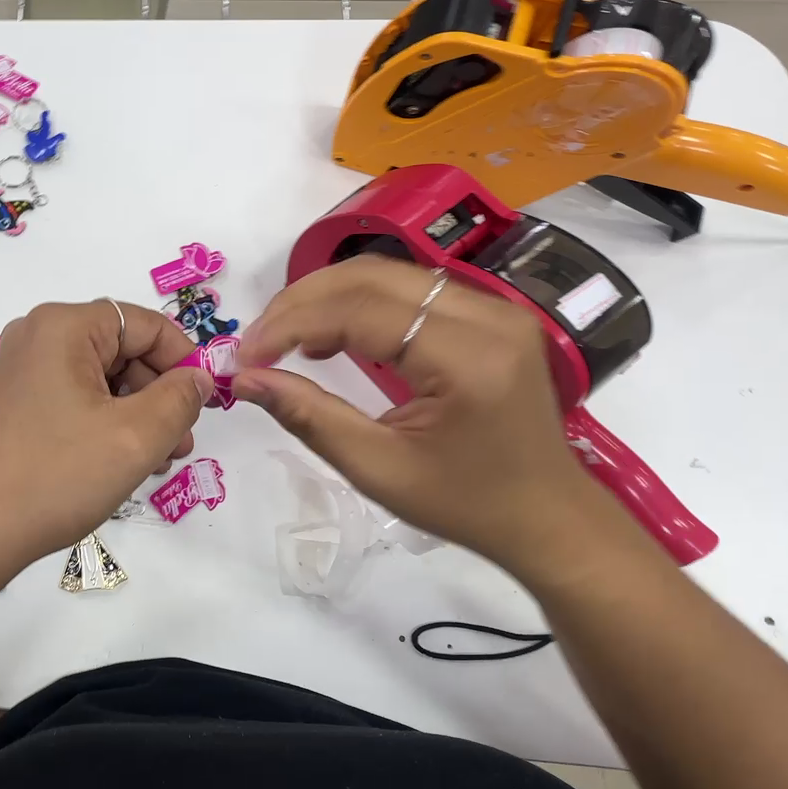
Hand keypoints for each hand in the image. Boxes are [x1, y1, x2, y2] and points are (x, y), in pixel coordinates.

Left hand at [0, 301, 210, 620]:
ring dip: (135, 414)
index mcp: (62, 326)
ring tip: (155, 462)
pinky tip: (120, 463)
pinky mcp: (12, 403)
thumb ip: (180, 399)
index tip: (206, 405)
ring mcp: (19, 371)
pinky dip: (103, 423)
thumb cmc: (56, 476)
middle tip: (180, 444)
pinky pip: (73, 398)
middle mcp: (35, 336)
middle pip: (121, 349)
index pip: (145, 324)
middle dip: (159, 394)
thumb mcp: (136, 437)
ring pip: (99, 378)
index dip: (185, 360)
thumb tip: (198, 378)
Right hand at [233, 256, 608, 570]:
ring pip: (385, 273)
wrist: (546, 515)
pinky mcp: (487, 314)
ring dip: (322, 298)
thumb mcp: (376, 469)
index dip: (290, 325)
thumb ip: (308, 415)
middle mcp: (488, 316)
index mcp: (467, 359)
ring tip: (279, 339)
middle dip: (299, 302)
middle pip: (371, 276)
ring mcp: (493, 309)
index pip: (360, 310)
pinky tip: (326, 336)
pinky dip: (353, 303)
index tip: (243, 357)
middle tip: (254, 343)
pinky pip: (405, 289)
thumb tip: (242, 380)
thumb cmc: (464, 503)